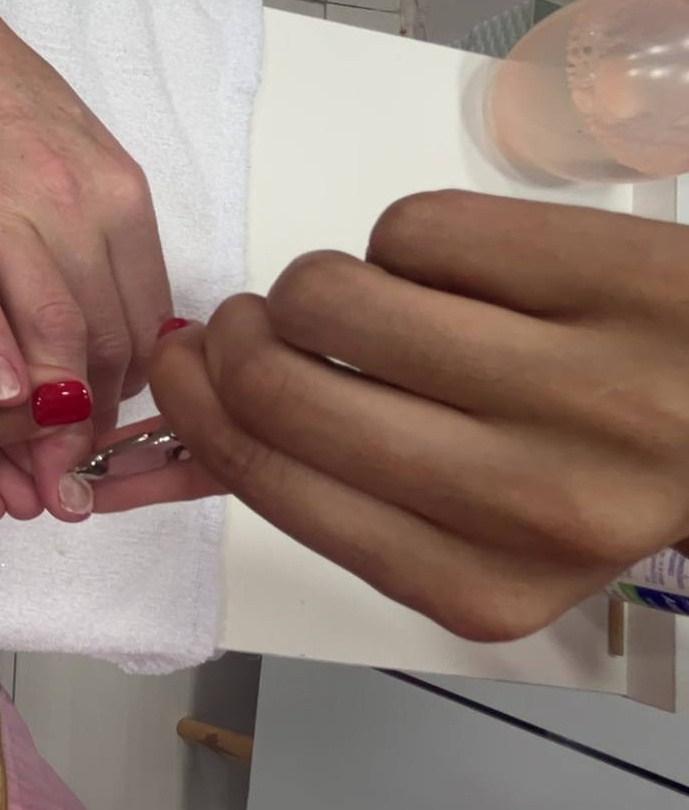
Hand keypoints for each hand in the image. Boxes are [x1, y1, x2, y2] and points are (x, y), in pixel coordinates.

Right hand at [0, 20, 169, 520]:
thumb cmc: (7, 116)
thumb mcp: (84, 166)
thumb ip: (108, 246)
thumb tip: (125, 331)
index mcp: (121, 201)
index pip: (141, 321)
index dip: (128, 395)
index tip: (104, 439)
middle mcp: (80, 206)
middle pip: (101, 332)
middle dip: (91, 418)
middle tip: (73, 475)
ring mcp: (9, 207)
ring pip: (47, 319)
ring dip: (50, 403)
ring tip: (38, 460)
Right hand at [129, 191, 688, 640]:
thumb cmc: (580, 474)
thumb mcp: (440, 520)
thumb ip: (306, 479)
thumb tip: (169, 403)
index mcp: (472, 582)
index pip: (256, 466)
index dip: (188, 397)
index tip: (180, 359)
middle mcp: (538, 504)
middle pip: (272, 378)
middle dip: (234, 330)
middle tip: (255, 320)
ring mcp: (603, 392)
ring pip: (329, 292)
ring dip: (318, 283)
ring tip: (378, 301)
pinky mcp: (642, 281)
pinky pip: (415, 227)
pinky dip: (413, 241)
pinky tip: (472, 276)